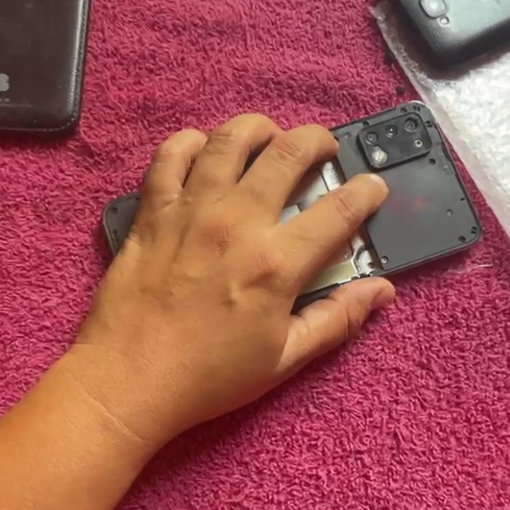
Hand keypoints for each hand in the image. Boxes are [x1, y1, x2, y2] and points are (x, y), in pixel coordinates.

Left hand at [57, 114, 393, 455]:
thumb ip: (336, 320)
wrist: (128, 380)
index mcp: (277, 263)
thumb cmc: (208, 377)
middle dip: (318, 141)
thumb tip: (381, 291)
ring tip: (269, 137)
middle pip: (289, 153)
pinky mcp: (153, 211)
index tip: (373, 187)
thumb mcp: (283, 360)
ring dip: (259, 129)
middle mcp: (238, 222)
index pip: (338, 210)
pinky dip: (190, 143)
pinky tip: (203, 150)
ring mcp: (191, 210)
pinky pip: (171, 156)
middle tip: (323, 150)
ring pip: (230, 139)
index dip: (366, 192)